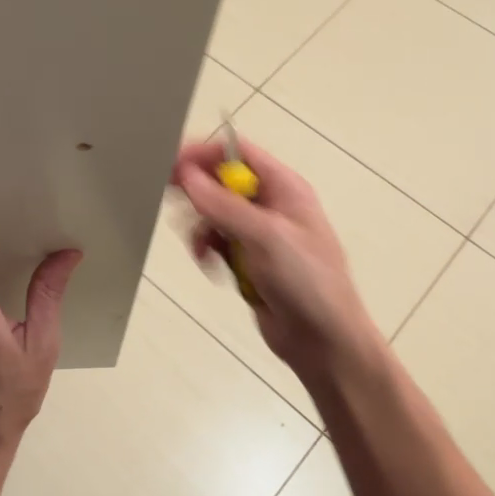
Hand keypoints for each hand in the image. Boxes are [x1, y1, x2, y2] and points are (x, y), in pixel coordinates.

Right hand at [172, 139, 380, 373]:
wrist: (324, 342)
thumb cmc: (305, 281)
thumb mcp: (265, 237)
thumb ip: (223, 205)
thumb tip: (186, 175)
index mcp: (285, 188)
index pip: (237, 153)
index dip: (203, 154)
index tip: (171, 166)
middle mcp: (271, 205)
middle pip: (222, 182)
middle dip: (197, 194)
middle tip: (173, 205)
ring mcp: (259, 235)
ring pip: (214, 215)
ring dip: (201, 228)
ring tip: (200, 249)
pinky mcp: (248, 261)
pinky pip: (217, 243)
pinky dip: (208, 251)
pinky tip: (210, 266)